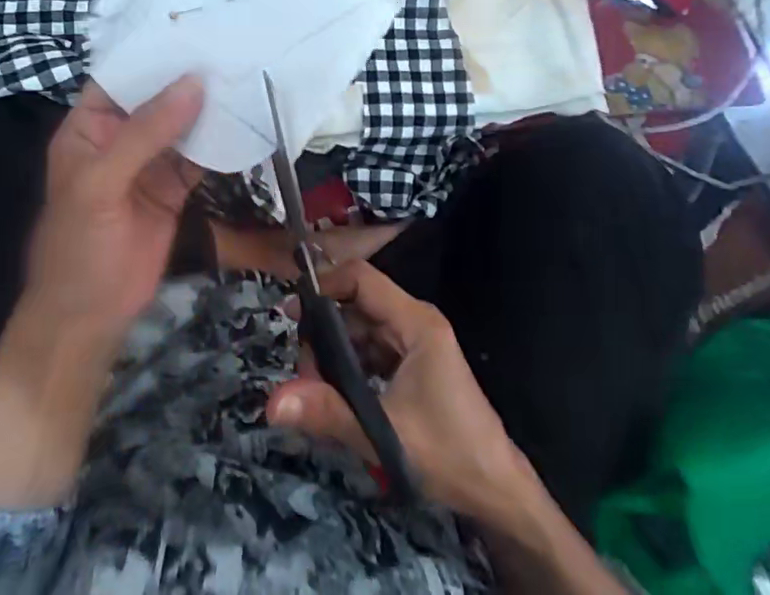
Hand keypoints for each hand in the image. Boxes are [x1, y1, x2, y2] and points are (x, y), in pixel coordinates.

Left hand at [0, 76, 204, 510]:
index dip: (151, 53)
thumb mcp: (101, 184)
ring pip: (183, 126)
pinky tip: (246, 122)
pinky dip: (221, 143)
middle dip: (189, 77)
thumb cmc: (78, 245)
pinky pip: (199, 158)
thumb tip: (193, 83)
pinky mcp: (174, 189)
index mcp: (88, 128)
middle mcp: (119, 138)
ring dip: (210, 108)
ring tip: (246, 74)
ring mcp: (149, 164)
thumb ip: (145, 133)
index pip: (119, 78)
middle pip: (157, 98)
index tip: (192, 27)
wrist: (90, 315)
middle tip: (232, 45)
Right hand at [264, 261, 533, 522]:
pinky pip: (371, 349)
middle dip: (323, 332)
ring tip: (316, 389)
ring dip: (334, 353)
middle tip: (303, 374)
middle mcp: (416, 322)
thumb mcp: (384, 434)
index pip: (361, 279)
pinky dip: (349, 366)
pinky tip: (336, 396)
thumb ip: (327, 413)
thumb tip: (272, 402)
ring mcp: (416, 342)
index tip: (290, 315)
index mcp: (416, 323)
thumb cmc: (449, 454)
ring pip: (361, 328)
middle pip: (356, 305)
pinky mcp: (413, 363)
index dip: (324, 287)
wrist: (497, 489)